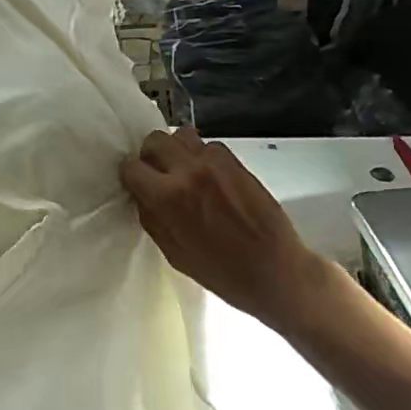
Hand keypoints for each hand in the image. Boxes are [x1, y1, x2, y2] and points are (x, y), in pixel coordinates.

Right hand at [119, 127, 333, 331]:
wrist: (279, 274)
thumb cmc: (223, 273)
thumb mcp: (173, 252)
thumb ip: (151, 217)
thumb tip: (140, 194)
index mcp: (166, 197)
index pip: (130, 166)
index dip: (132, 176)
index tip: (138, 184)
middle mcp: (187, 172)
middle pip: (154, 140)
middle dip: (152, 155)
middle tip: (161, 173)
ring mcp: (213, 164)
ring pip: (182, 135)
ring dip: (179, 150)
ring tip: (186, 170)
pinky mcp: (235, 163)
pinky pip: (209, 146)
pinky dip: (205, 156)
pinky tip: (212, 177)